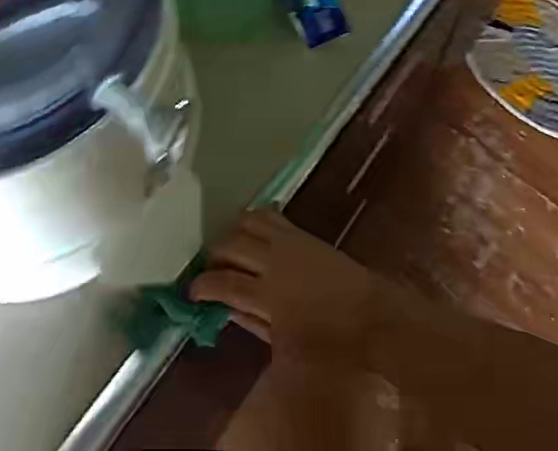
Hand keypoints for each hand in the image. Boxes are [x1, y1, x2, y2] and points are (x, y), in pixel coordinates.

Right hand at [188, 209, 382, 362]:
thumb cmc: (326, 339)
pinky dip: (252, 219)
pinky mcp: (301, 231)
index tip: (190, 292)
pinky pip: (268, 214)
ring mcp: (288, 241)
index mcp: (267, 294)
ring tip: (225, 250)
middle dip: (212, 255)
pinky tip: (249, 232)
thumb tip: (225, 309)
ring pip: (246, 222)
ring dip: (230, 233)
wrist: (368, 312)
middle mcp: (274, 260)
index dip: (201, 287)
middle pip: (230, 245)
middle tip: (206, 269)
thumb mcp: (282, 343)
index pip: (223, 284)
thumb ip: (250, 322)